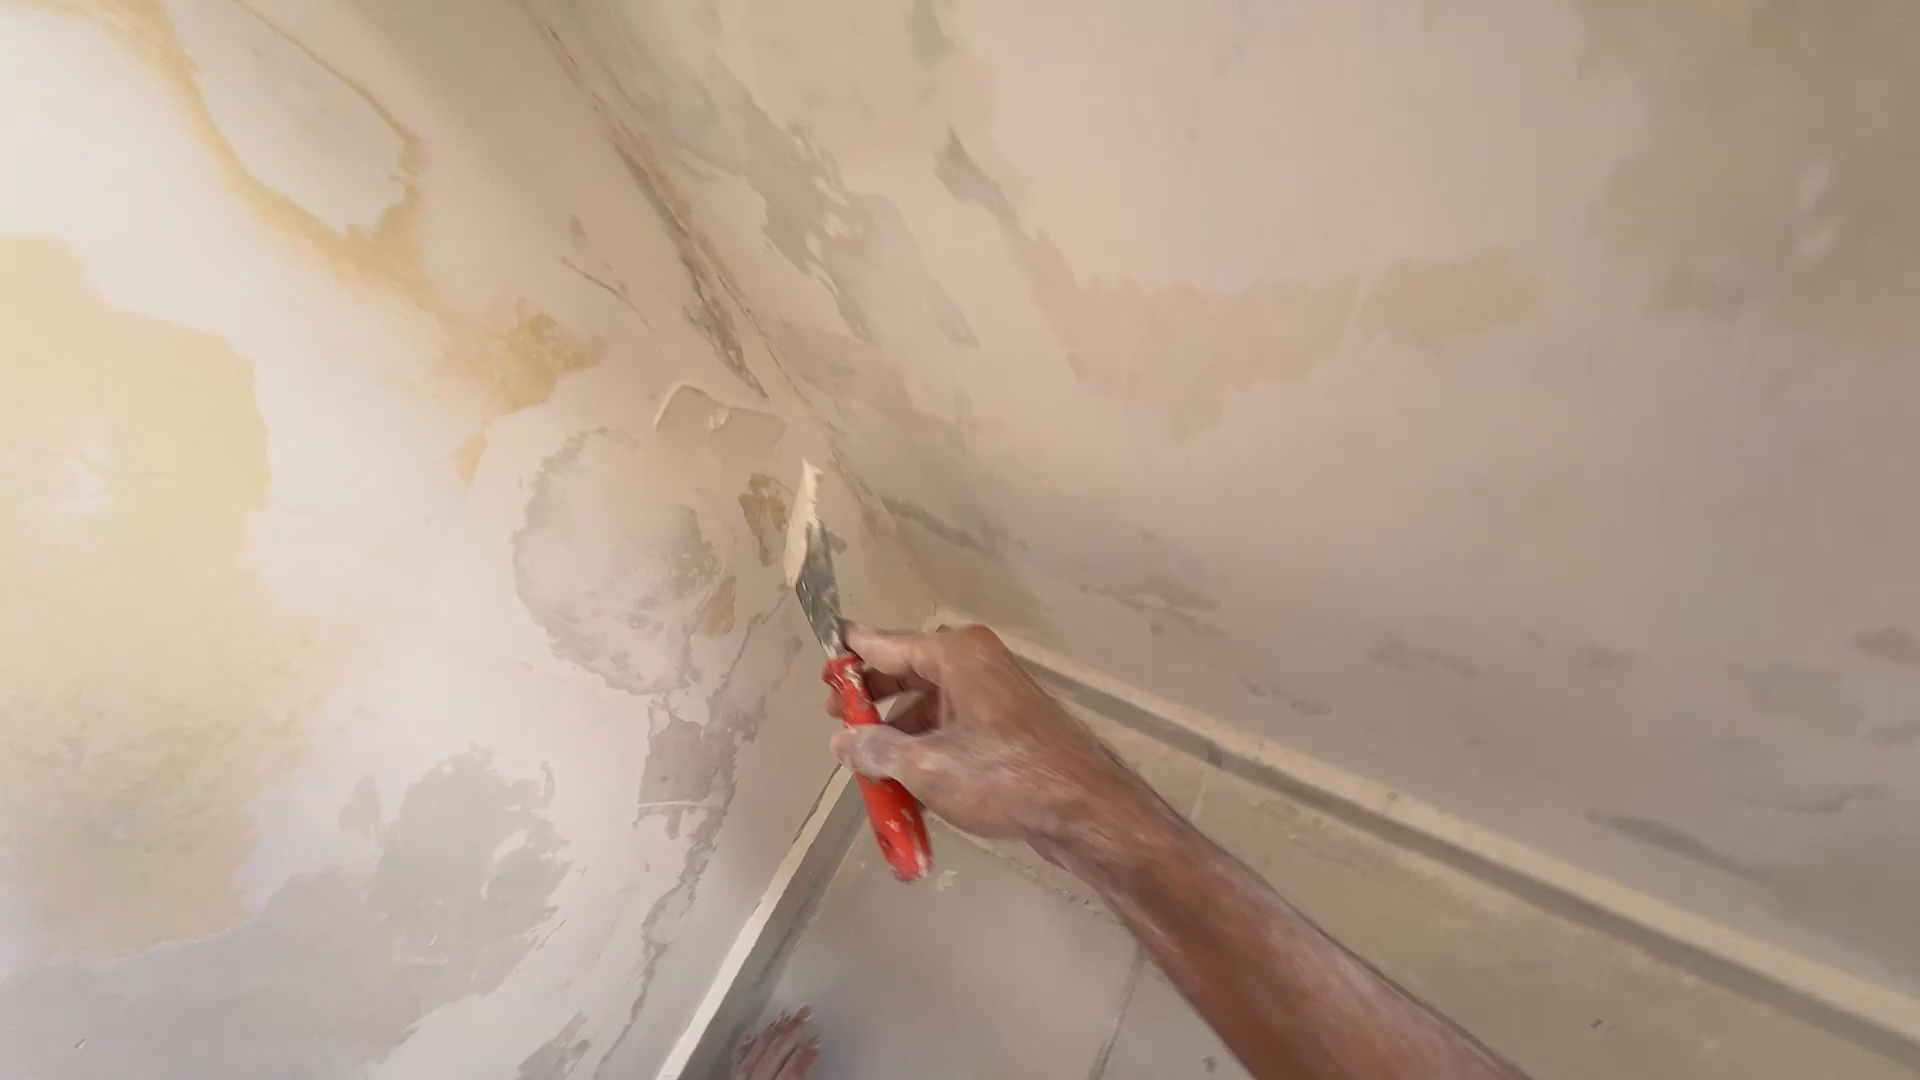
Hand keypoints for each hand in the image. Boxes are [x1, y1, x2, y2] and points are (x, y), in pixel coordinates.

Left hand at [731, 1008, 820, 1079]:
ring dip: (772, 1030)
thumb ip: (796, 1078)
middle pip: (774, 1053)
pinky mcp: (728, 1078)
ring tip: (785, 1012)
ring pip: (756, 1051)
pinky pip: (736, 1060)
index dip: (805, 1054)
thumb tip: (812, 1053)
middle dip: (791, 1030)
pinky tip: (751, 1031)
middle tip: (806, 1009)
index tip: (818, 1038)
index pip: (792, 1070)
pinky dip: (744, 1045)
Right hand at [825, 625, 1150, 850]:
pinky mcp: (1003, 726)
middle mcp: (975, 664)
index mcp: (957, 655)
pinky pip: (951, 726)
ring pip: (928, 704)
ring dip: (896, 733)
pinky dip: (925, 748)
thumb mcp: (926, 766)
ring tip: (864, 763)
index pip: (887, 644)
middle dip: (871, 698)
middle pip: (907, 672)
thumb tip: (843, 742)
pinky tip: (903, 783)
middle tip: (835, 717)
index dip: (852, 654)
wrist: (1081, 810)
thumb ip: (877, 750)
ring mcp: (992, 694)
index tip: (823, 660)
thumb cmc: (1002, 775)